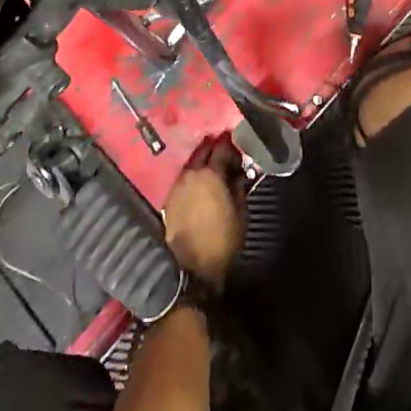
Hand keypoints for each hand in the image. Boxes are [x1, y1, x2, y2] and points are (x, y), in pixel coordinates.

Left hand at [163, 140, 245, 287]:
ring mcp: (178, 184)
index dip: (231, 143)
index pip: (221, 148)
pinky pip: (184, 177)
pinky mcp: (170, 197)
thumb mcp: (240, 213)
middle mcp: (191, 174)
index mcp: (211, 174)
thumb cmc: (222, 239)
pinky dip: (193, 174)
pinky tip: (201, 182)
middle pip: (202, 150)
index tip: (239, 143)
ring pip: (191, 163)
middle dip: (214, 146)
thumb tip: (237, 173)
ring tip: (214, 165)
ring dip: (203, 160)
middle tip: (227, 149)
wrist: (191, 267)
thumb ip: (238, 187)